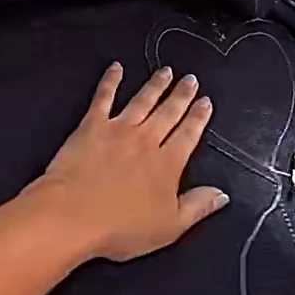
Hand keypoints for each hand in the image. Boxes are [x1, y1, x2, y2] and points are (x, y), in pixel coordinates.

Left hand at [24, 63, 228, 262]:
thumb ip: (198, 207)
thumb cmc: (120, 227)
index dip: (199, 117)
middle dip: (182, 95)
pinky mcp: (92, 125)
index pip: (188, 134)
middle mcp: (146, 140)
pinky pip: (104, 97)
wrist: (72, 215)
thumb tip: (222, 194)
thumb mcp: (169, 227)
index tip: (205, 101)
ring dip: (156, 85)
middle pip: (169, 112)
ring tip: (166, 71)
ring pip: (143, 100)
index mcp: (167, 164)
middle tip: (190, 79)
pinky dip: (111, 81)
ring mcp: (119, 129)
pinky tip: (116, 68)